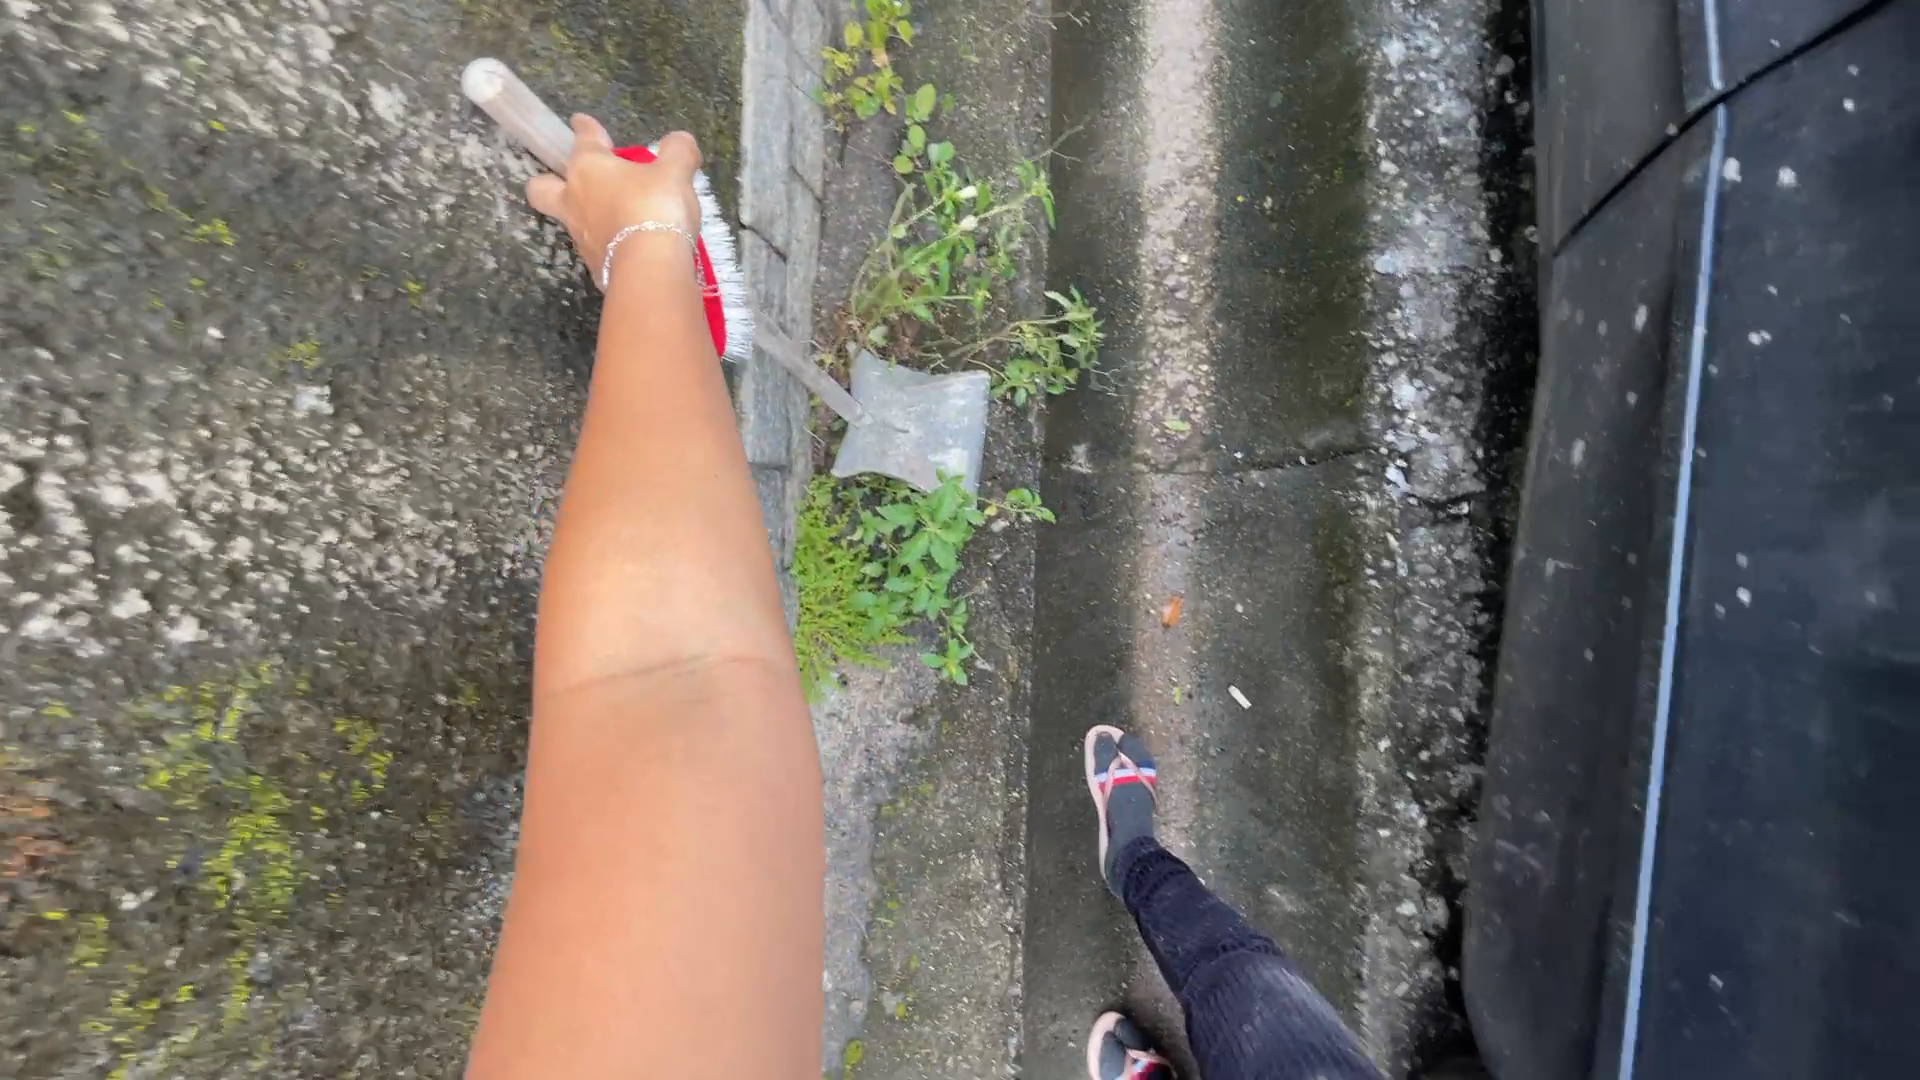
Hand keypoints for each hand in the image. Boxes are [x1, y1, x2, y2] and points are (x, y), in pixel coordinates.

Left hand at [526, 115, 702, 288]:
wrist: (651, 269)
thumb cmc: (656, 209)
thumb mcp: (676, 174)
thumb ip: (678, 153)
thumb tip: (682, 139)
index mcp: (589, 166)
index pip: (583, 138)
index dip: (586, 128)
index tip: (583, 123)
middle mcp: (574, 199)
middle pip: (542, 187)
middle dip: (549, 181)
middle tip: (571, 183)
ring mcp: (581, 236)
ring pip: (570, 221)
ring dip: (586, 218)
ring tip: (615, 222)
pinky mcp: (594, 266)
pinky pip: (596, 251)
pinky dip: (608, 247)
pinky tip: (629, 250)